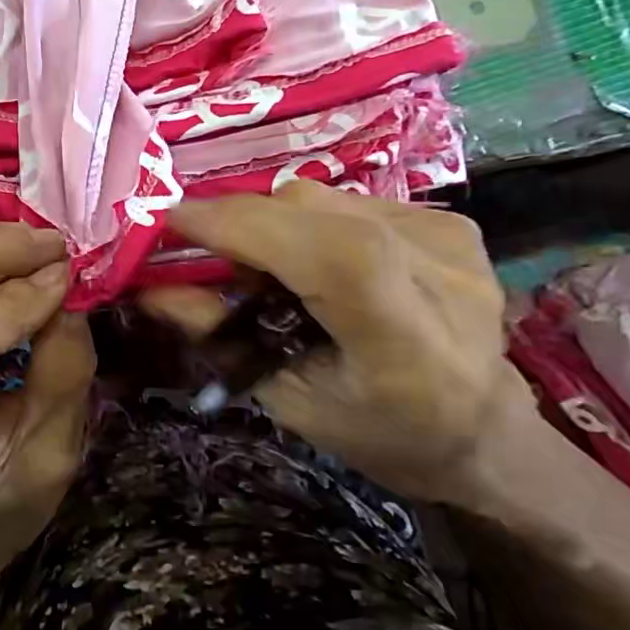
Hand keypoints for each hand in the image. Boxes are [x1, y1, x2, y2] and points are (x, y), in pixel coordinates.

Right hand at [141, 183, 535, 501]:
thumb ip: (218, 337)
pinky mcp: (449, 222)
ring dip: (273, 224)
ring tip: (272, 273)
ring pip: (320, 197)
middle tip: (208, 260)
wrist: (482, 430)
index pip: (326, 253)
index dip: (241, 225)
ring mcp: (449, 239)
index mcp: (404, 342)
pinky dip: (308, 225)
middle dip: (240, 222)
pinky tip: (320, 266)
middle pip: (311, 210)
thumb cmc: (378, 432)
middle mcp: (439, 275)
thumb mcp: (286, 399)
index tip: (170, 221)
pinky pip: (344, 200)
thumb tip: (147, 289)